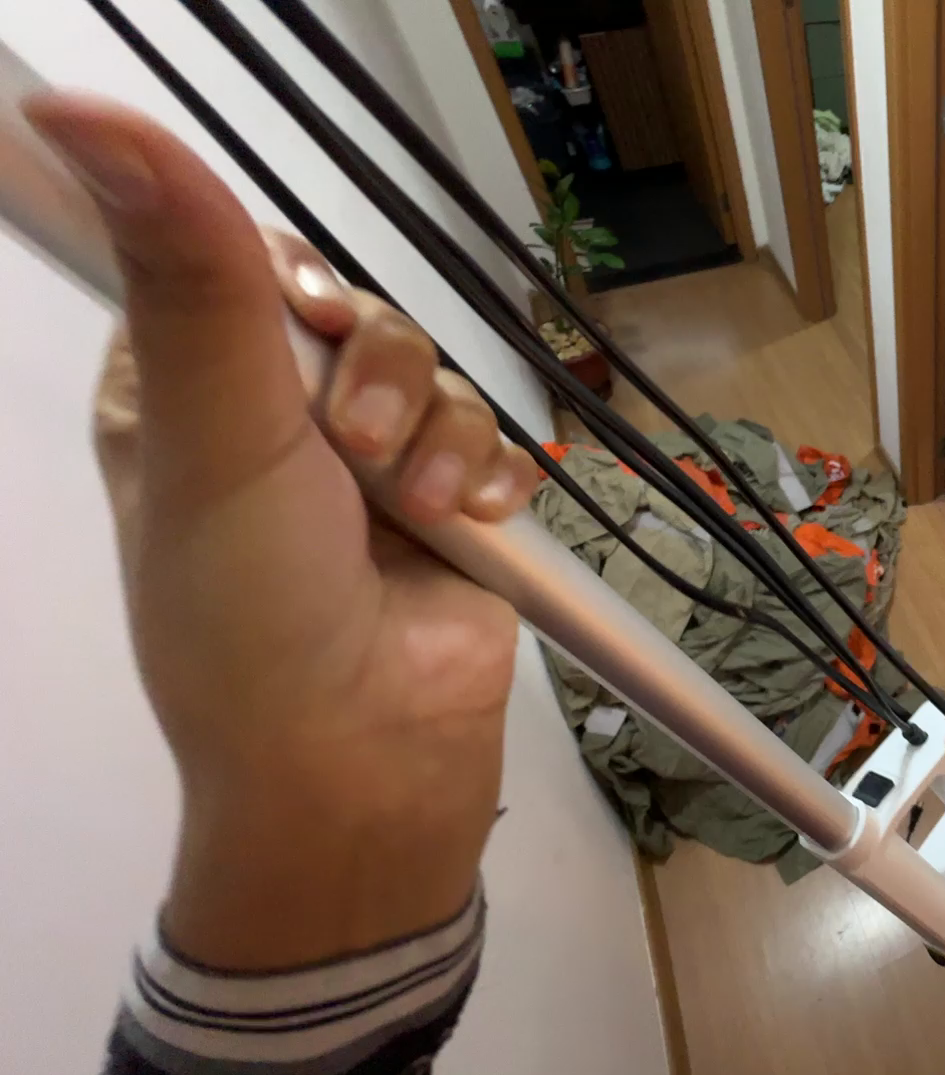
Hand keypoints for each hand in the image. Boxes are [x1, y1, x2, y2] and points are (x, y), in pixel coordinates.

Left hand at [27, 93, 539, 968]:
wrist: (369, 733)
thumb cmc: (256, 602)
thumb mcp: (216, 439)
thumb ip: (196, 289)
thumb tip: (77, 108)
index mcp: (199, 390)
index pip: (251, 272)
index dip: (292, 278)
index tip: (308, 318)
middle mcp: (298, 420)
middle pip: (376, 325)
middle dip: (387, 380)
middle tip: (360, 451)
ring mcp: (392, 465)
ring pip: (451, 387)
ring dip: (446, 443)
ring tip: (426, 512)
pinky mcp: (467, 504)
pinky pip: (504, 449)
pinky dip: (496, 481)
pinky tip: (475, 524)